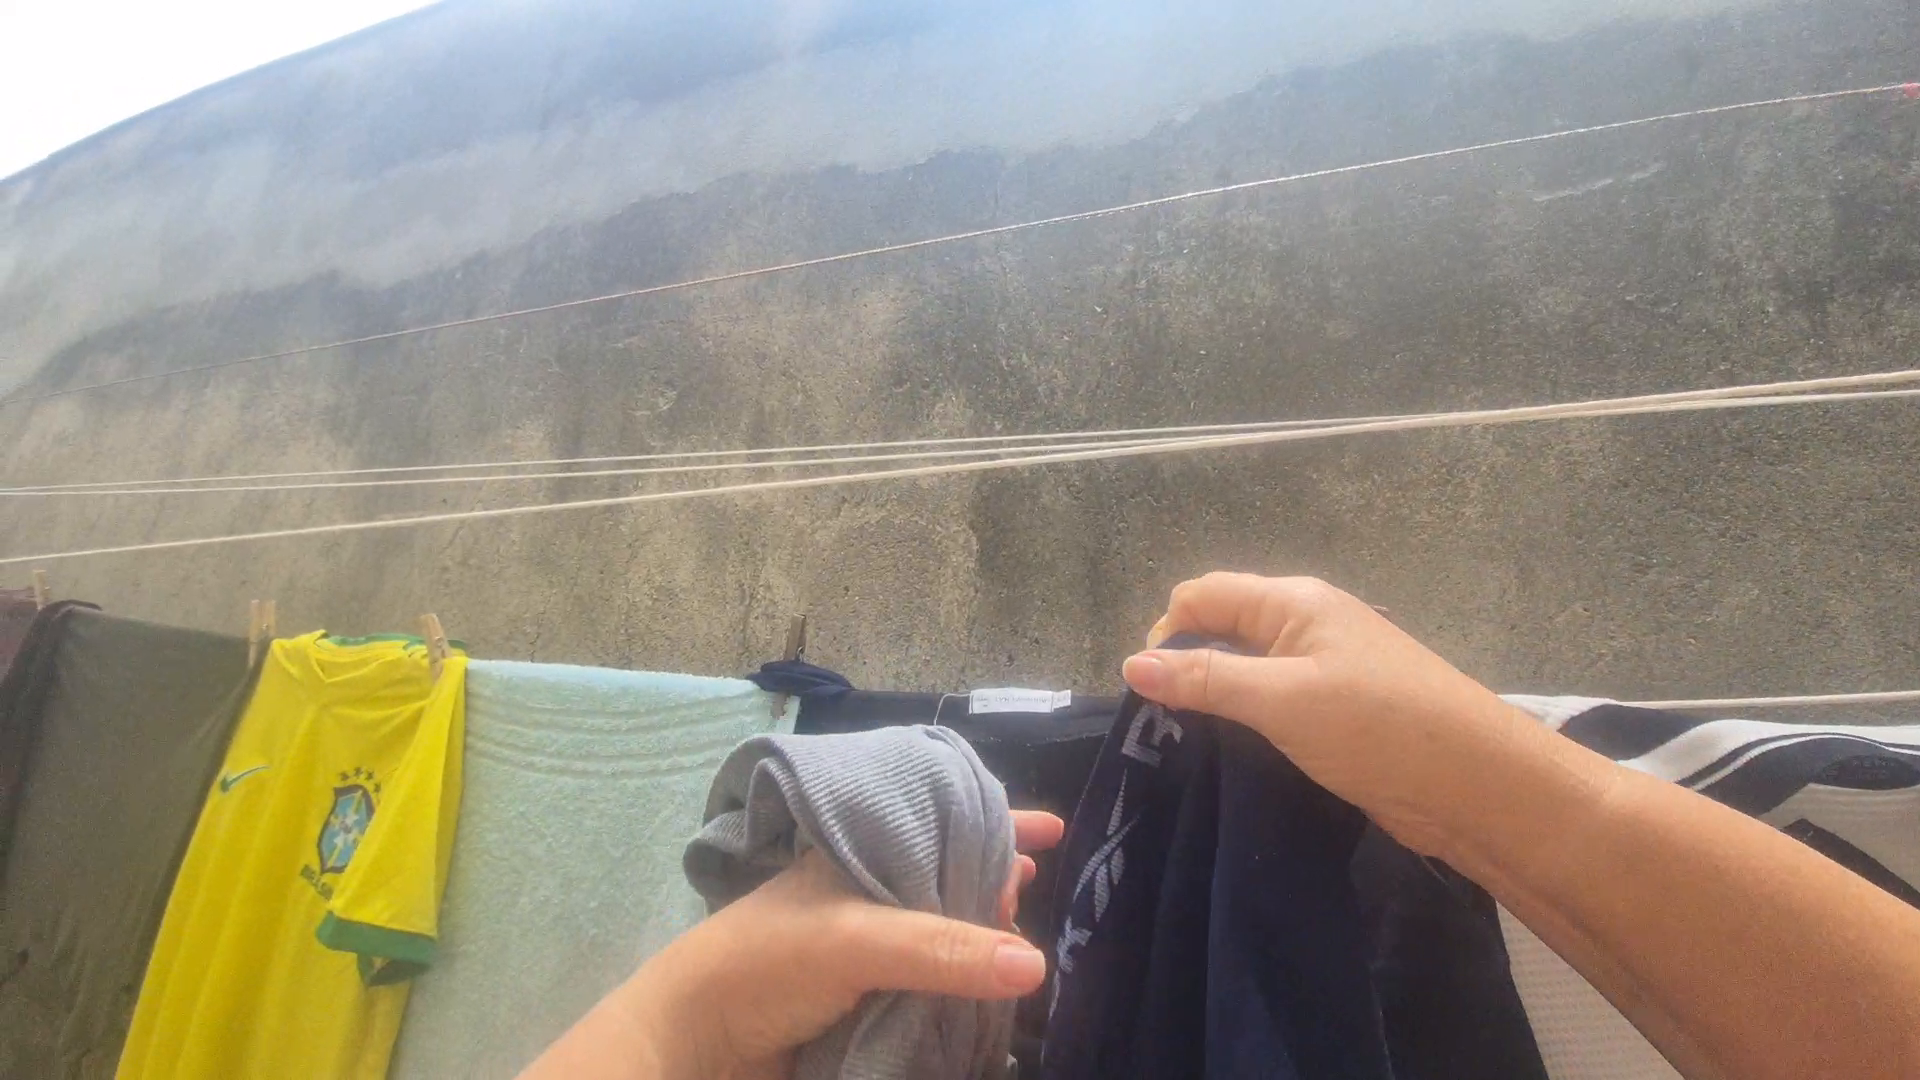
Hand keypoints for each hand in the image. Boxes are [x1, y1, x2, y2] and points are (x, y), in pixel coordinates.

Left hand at [519, 810, 1064, 1079]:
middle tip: (1034, 880)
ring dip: (986, 927)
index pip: (944, 819)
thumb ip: (941, 948)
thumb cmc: (770, 957)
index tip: (1055, 827)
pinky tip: (992, 983)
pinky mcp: (873, 989)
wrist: (696, 1040)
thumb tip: (1033, 964)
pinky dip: (966, 976)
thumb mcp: (856, 938)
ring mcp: (875, 939)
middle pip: (956, 870)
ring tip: (1022, 928)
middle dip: (998, 874)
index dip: (999, 819)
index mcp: (868, 848)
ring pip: (950, 924)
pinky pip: (937, 975)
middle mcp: (876, 886)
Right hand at [1121, 572, 1606, 858]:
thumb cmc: (1380, 727)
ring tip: (1193, 738)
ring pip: (1241, 665)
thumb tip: (1130, 665)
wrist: (1484, 789)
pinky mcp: (1331, 706)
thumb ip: (1204, 679)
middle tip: (1170, 720)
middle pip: (1218, 625)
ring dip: (1213, 693)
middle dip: (1185, 663)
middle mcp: (1301, 622)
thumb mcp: (1282, 699)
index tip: (1153, 690)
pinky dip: (1242, 715)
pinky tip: (1232, 747)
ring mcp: (1320, 665)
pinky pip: (1268, 697)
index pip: (1200, 595)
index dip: (1167, 634)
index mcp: (1291, 601)